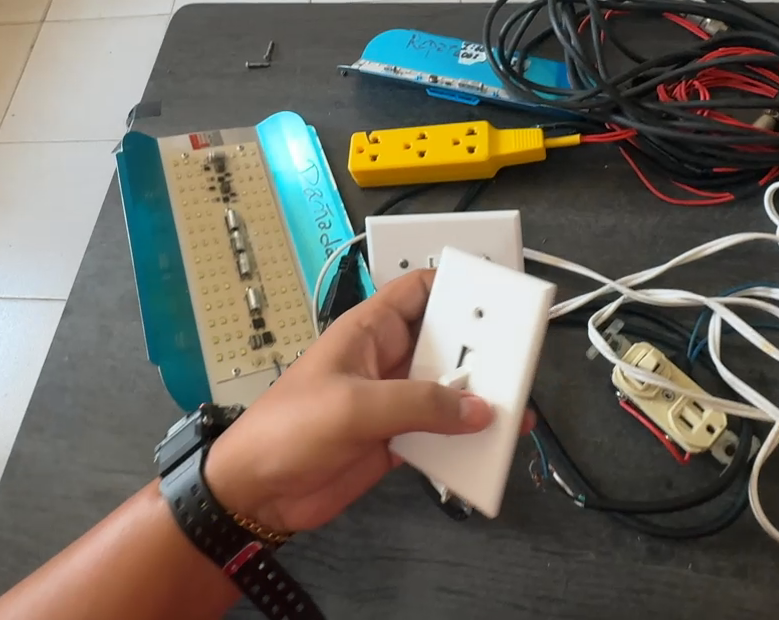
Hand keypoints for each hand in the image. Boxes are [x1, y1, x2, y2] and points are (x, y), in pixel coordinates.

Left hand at [202, 269, 492, 533]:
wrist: (257, 491)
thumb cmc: (292, 426)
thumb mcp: (354, 406)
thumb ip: (418, 404)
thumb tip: (480, 409)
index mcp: (370, 329)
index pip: (419, 291)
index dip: (456, 287)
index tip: (499, 296)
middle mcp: (387, 358)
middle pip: (443, 342)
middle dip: (479, 349)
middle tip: (522, 361)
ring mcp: (392, 399)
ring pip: (446, 389)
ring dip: (477, 398)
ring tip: (518, 409)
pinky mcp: (395, 439)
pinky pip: (439, 430)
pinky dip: (464, 437)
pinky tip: (491, 446)